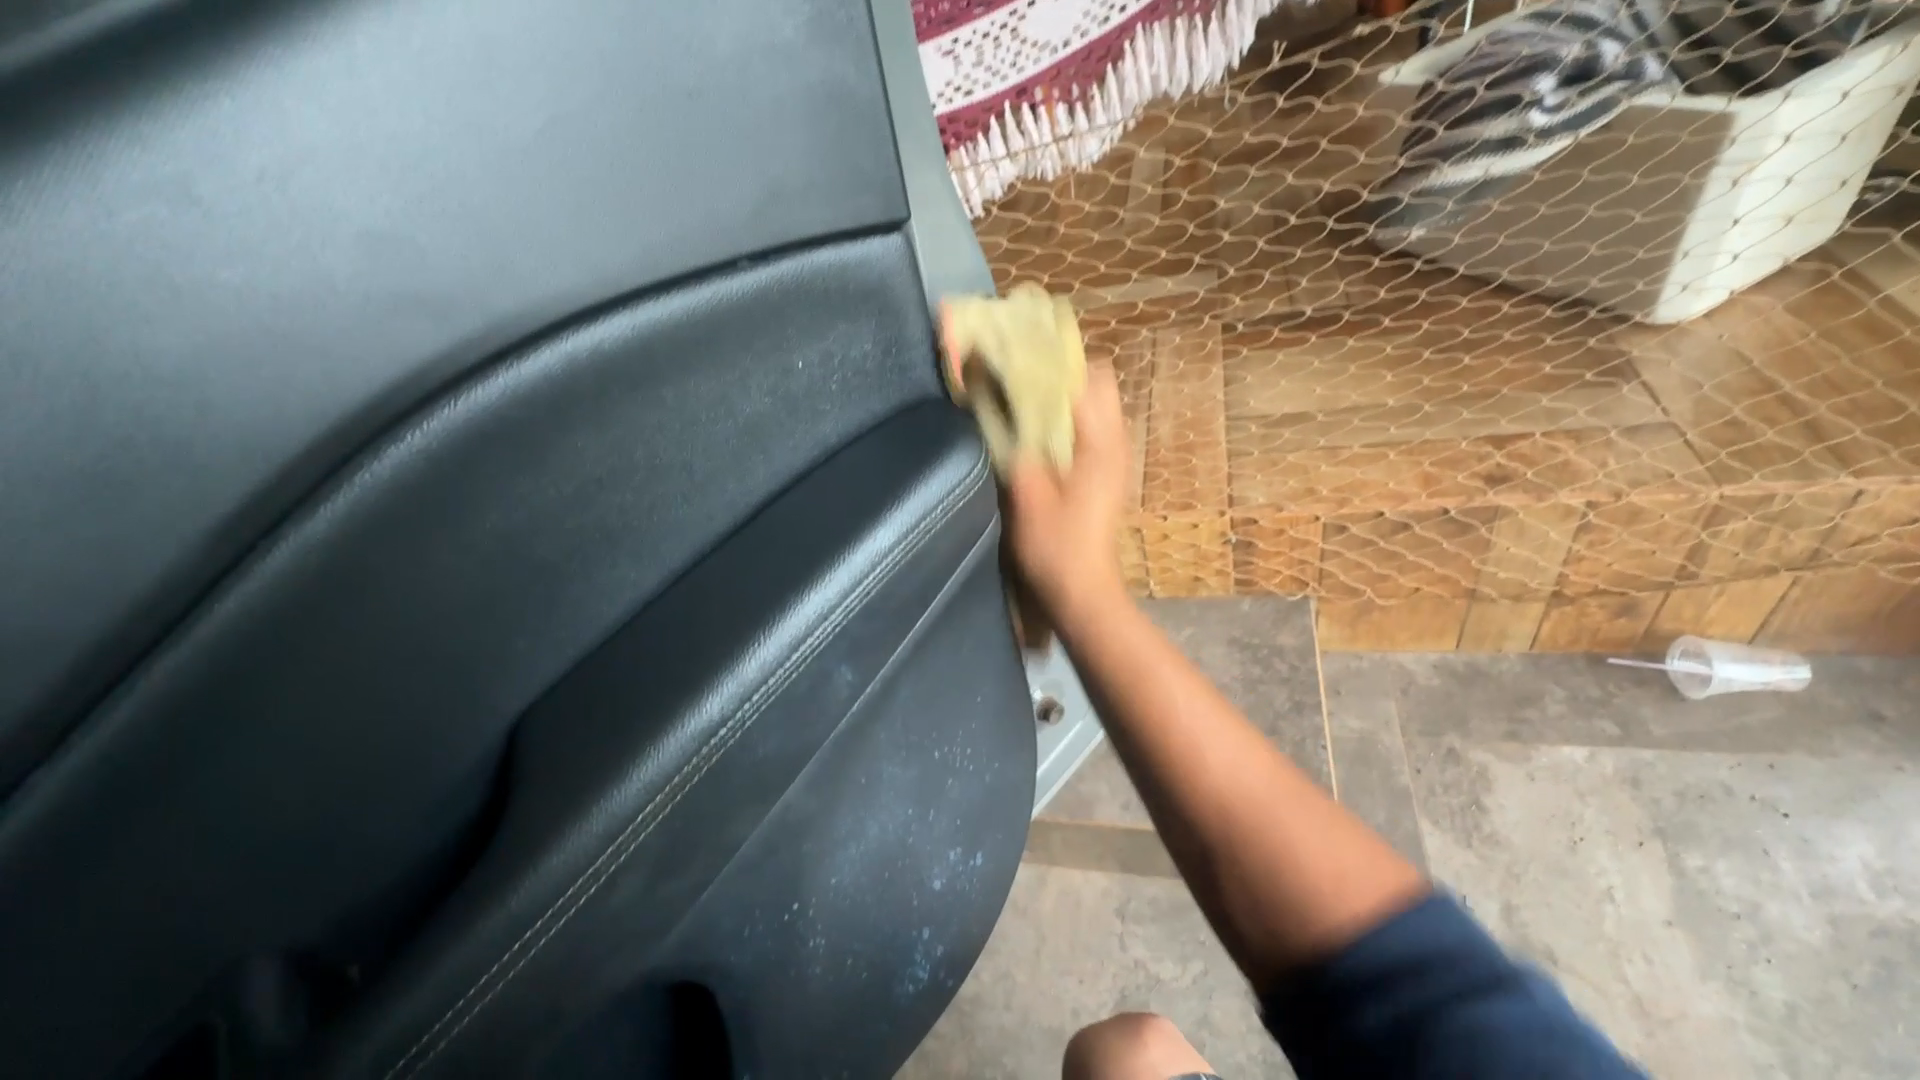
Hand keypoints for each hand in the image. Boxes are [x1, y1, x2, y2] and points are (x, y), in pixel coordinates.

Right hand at [1001, 362, 1130, 627]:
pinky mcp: (1107, 473)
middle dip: (1059, 373)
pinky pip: (1091, 426)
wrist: (1081, 592)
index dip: (1052, 360)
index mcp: (1101, 441)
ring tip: (1022, 401)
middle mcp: (1116, 441)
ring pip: (1095, 404)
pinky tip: (1037, 434)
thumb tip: (993, 398)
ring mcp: (1115, 457)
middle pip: (1097, 383)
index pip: (1089, 375)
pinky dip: (1066, 418)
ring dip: (1062, 396)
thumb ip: (1013, 440)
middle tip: (1018, 378)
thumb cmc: (1055, 546)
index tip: (1016, 357)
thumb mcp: (1025, 491)